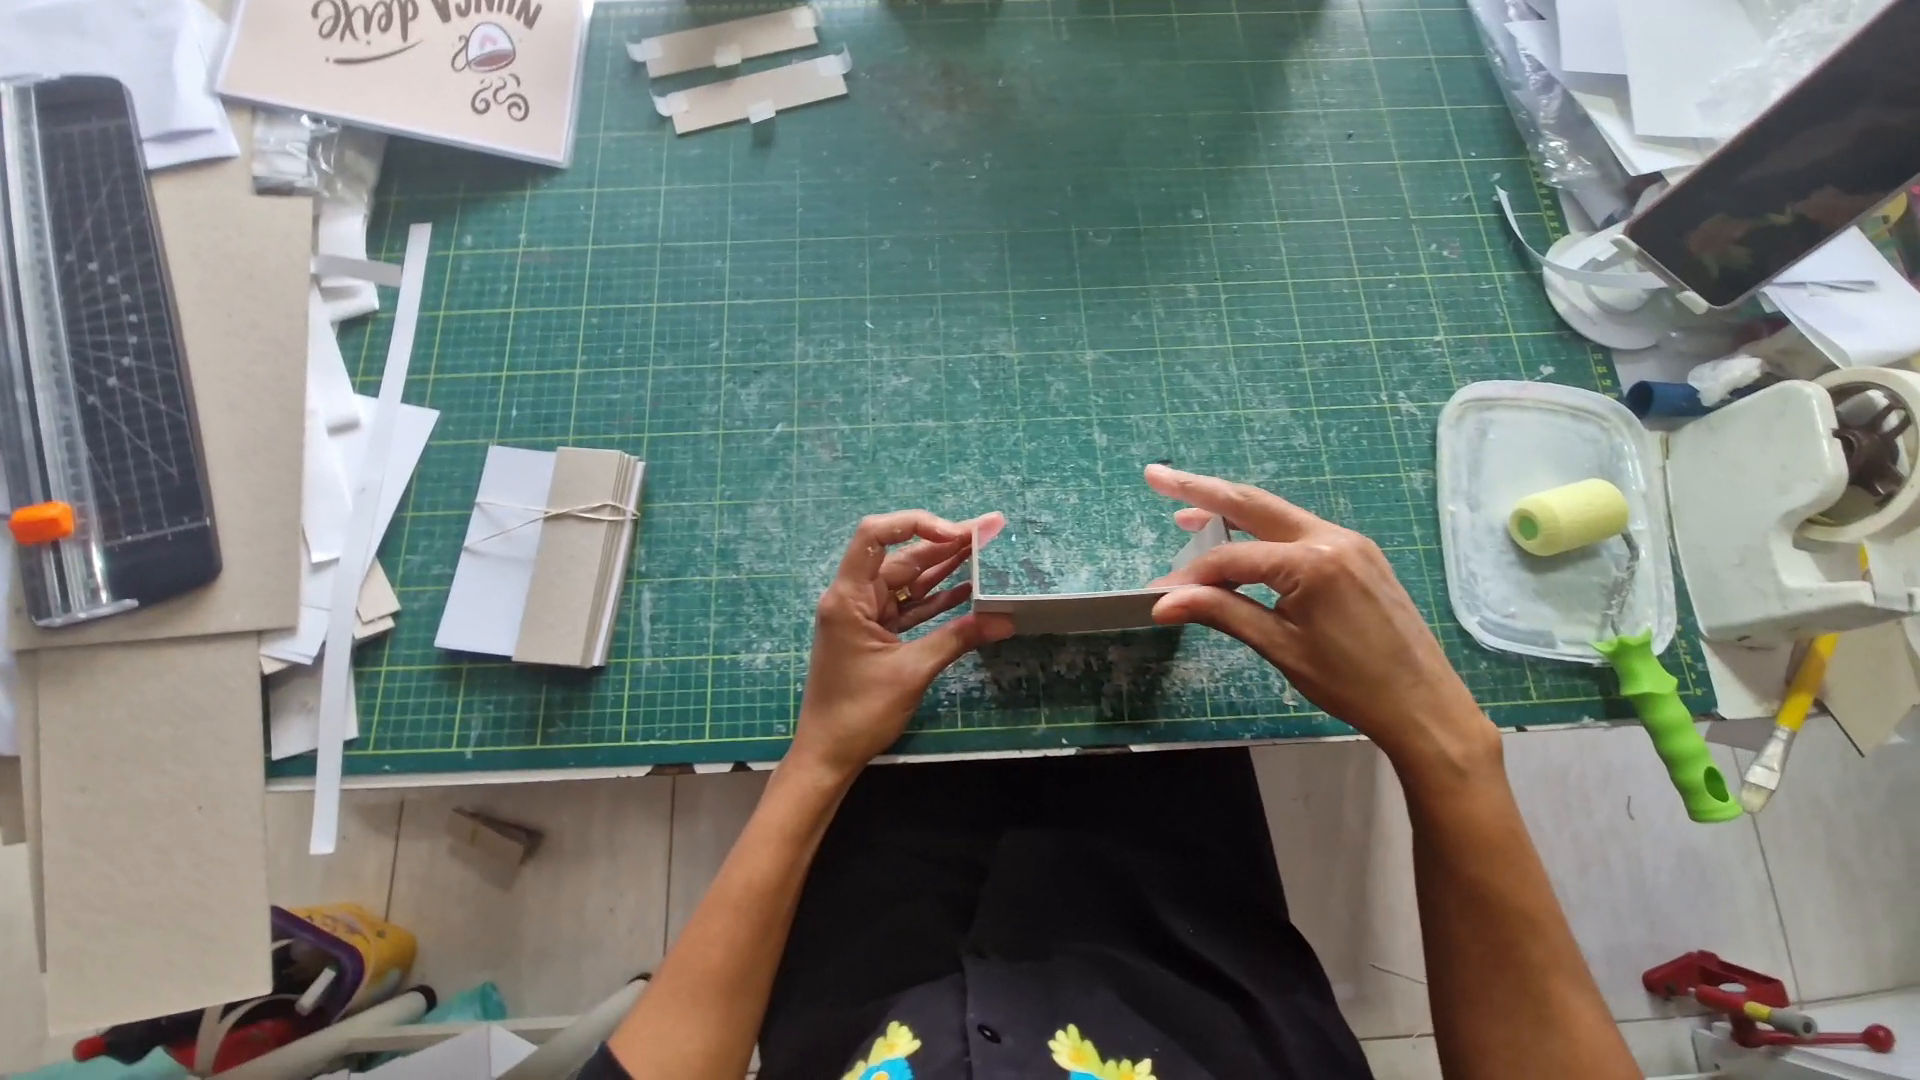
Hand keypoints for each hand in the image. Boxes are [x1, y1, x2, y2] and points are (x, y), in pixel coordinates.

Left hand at [790, 510, 1015, 780]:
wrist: (829, 754)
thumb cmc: (859, 712)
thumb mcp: (912, 671)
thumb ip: (958, 638)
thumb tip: (1004, 620)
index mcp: (849, 597)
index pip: (875, 536)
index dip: (915, 524)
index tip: (955, 533)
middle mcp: (854, 598)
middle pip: (901, 556)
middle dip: (945, 542)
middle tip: (989, 529)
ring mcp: (865, 616)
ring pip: (908, 581)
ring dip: (945, 567)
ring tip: (986, 549)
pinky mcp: (876, 634)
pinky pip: (910, 606)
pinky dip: (937, 598)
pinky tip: (968, 588)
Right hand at [1144, 465, 1495, 768]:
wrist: (1425, 705)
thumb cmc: (1351, 683)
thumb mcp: (1280, 647)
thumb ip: (1222, 612)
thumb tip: (1163, 602)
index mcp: (1311, 562)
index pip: (1232, 557)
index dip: (1191, 574)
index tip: (1160, 593)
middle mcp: (1331, 537)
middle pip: (1253, 504)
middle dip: (1200, 489)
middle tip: (1156, 476)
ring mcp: (1349, 542)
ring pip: (1276, 515)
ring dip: (1230, 510)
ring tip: (1185, 511)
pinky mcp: (1358, 555)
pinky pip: (1298, 532)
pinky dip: (1261, 531)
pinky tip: (1239, 540)